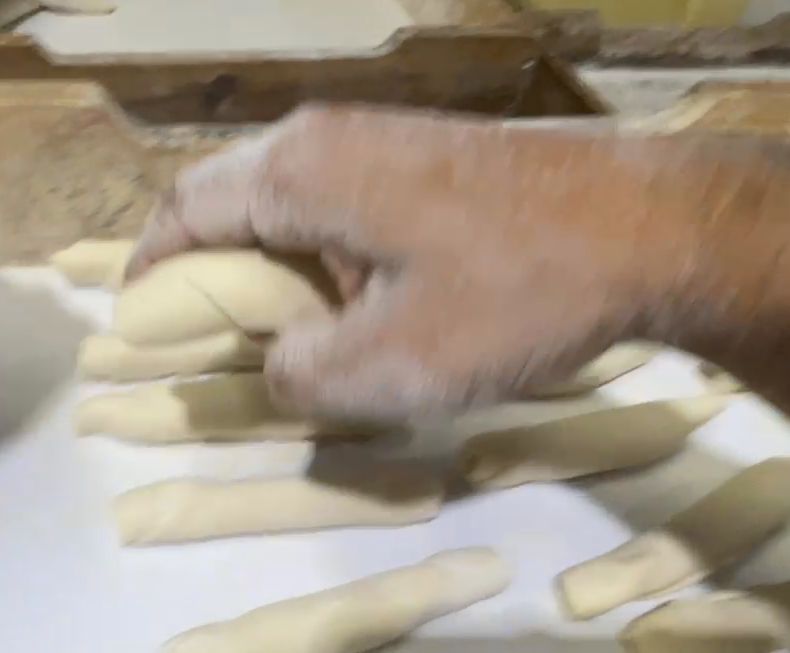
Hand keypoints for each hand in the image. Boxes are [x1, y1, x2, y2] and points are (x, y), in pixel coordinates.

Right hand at [127, 105, 789, 419]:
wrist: (654, 232)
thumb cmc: (515, 295)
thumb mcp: (392, 365)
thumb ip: (303, 375)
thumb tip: (274, 369)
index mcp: (300, 174)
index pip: (186, 211)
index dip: (149, 269)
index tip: (135, 321)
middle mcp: (328, 139)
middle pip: (228, 201)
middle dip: (201, 271)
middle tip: (198, 339)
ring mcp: (380, 143)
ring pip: (283, 206)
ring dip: (260, 270)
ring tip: (264, 337)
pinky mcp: (422, 163)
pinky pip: (334, 209)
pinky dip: (311, 260)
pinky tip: (337, 307)